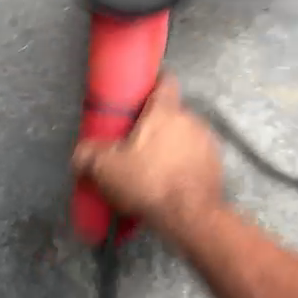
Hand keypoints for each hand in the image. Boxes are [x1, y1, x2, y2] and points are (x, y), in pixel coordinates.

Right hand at [72, 75, 224, 236]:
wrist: (191, 217)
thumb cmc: (150, 182)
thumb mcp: (107, 169)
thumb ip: (89, 155)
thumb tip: (80, 154)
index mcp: (166, 111)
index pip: (166, 80)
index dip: (154, 84)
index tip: (142, 94)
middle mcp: (191, 119)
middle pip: (172, 112)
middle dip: (156, 126)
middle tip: (138, 145)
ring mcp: (208, 142)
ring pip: (185, 136)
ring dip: (172, 146)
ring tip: (154, 169)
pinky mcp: (217, 165)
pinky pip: (196, 157)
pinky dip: (185, 165)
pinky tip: (171, 184)